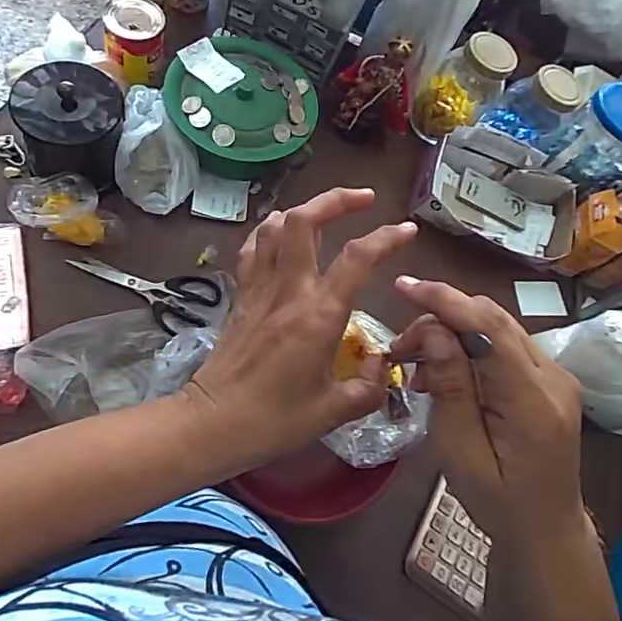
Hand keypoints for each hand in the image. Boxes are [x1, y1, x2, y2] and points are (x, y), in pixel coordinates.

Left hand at [185, 188, 416, 465]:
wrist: (214, 422)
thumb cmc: (275, 420)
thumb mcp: (335, 411)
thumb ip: (370, 386)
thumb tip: (383, 364)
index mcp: (318, 315)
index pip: (357, 259)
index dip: (386, 238)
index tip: (407, 230)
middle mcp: (288, 290)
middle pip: (305, 221)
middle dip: (336, 199)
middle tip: (364, 198)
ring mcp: (259, 288)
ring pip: (275, 227)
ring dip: (303, 210)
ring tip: (326, 213)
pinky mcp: (241, 295)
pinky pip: (253, 249)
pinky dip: (269, 231)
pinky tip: (281, 233)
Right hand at [391, 278, 589, 540]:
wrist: (545, 530)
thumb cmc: (497, 502)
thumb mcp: (460, 451)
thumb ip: (450, 387)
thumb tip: (435, 331)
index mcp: (533, 400)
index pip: (489, 328)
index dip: (444, 300)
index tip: (402, 287)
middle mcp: (553, 377)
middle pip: (492, 318)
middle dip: (440, 317)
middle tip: (401, 347)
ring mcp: (555, 375)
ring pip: (496, 325)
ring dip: (450, 330)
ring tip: (416, 363)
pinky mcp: (547, 379)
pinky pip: (501, 344)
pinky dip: (467, 344)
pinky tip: (442, 369)